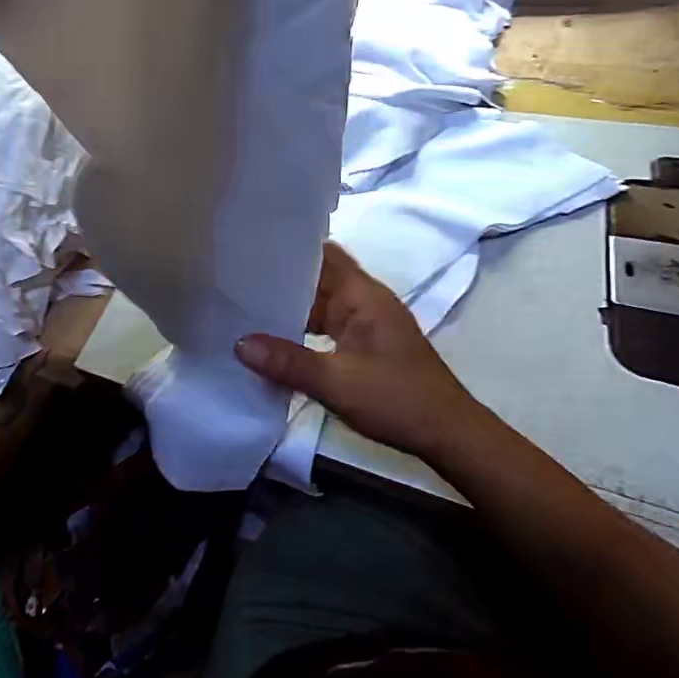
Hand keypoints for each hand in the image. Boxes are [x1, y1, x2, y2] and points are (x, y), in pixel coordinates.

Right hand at [235, 244, 489, 459]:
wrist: (446, 432)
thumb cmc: (397, 399)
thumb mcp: (337, 383)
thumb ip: (288, 362)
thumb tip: (239, 343)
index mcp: (363, 295)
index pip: (323, 254)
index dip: (289, 247)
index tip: (249, 244)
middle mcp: (364, 301)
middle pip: (317, 278)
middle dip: (280, 278)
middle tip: (232, 278)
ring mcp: (364, 323)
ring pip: (319, 304)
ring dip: (288, 306)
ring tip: (242, 306)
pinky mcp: (363, 345)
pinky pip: (325, 327)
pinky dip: (300, 329)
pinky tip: (272, 340)